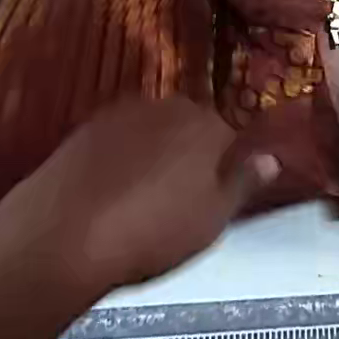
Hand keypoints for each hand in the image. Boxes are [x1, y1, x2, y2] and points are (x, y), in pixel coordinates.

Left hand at [0, 96, 280, 293]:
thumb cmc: (152, 232)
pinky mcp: (92, 122)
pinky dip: (121, 154)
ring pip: (154, 130)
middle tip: (174, 202)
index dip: (221, 172)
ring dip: (153, 153)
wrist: (66, 231)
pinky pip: (121, 135)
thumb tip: (272, 157)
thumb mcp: (212, 219)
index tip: (207, 200)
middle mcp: (172, 106)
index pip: (229, 141)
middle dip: (188, 156)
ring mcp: (128, 110)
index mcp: (208, 126)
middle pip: (190, 128)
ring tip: (138, 198)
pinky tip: (109, 187)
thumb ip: (244, 182)